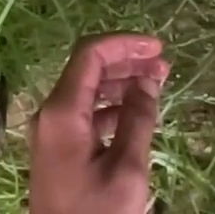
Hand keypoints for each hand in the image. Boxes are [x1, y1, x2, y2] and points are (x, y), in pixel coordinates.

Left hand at [27, 33, 168, 213]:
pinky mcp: (58, 148)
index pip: (90, 54)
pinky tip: (137, 113)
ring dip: (121, 83)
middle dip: (127, 61)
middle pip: (88, 67)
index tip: (158, 48)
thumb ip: (138, 120)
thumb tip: (148, 80)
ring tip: (157, 85)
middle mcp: (50, 111)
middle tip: (164, 66)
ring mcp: (51, 130)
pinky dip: (111, 106)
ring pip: (87, 89)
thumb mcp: (126, 171)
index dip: (125, 43)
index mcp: (61, 109)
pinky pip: (84, 112)